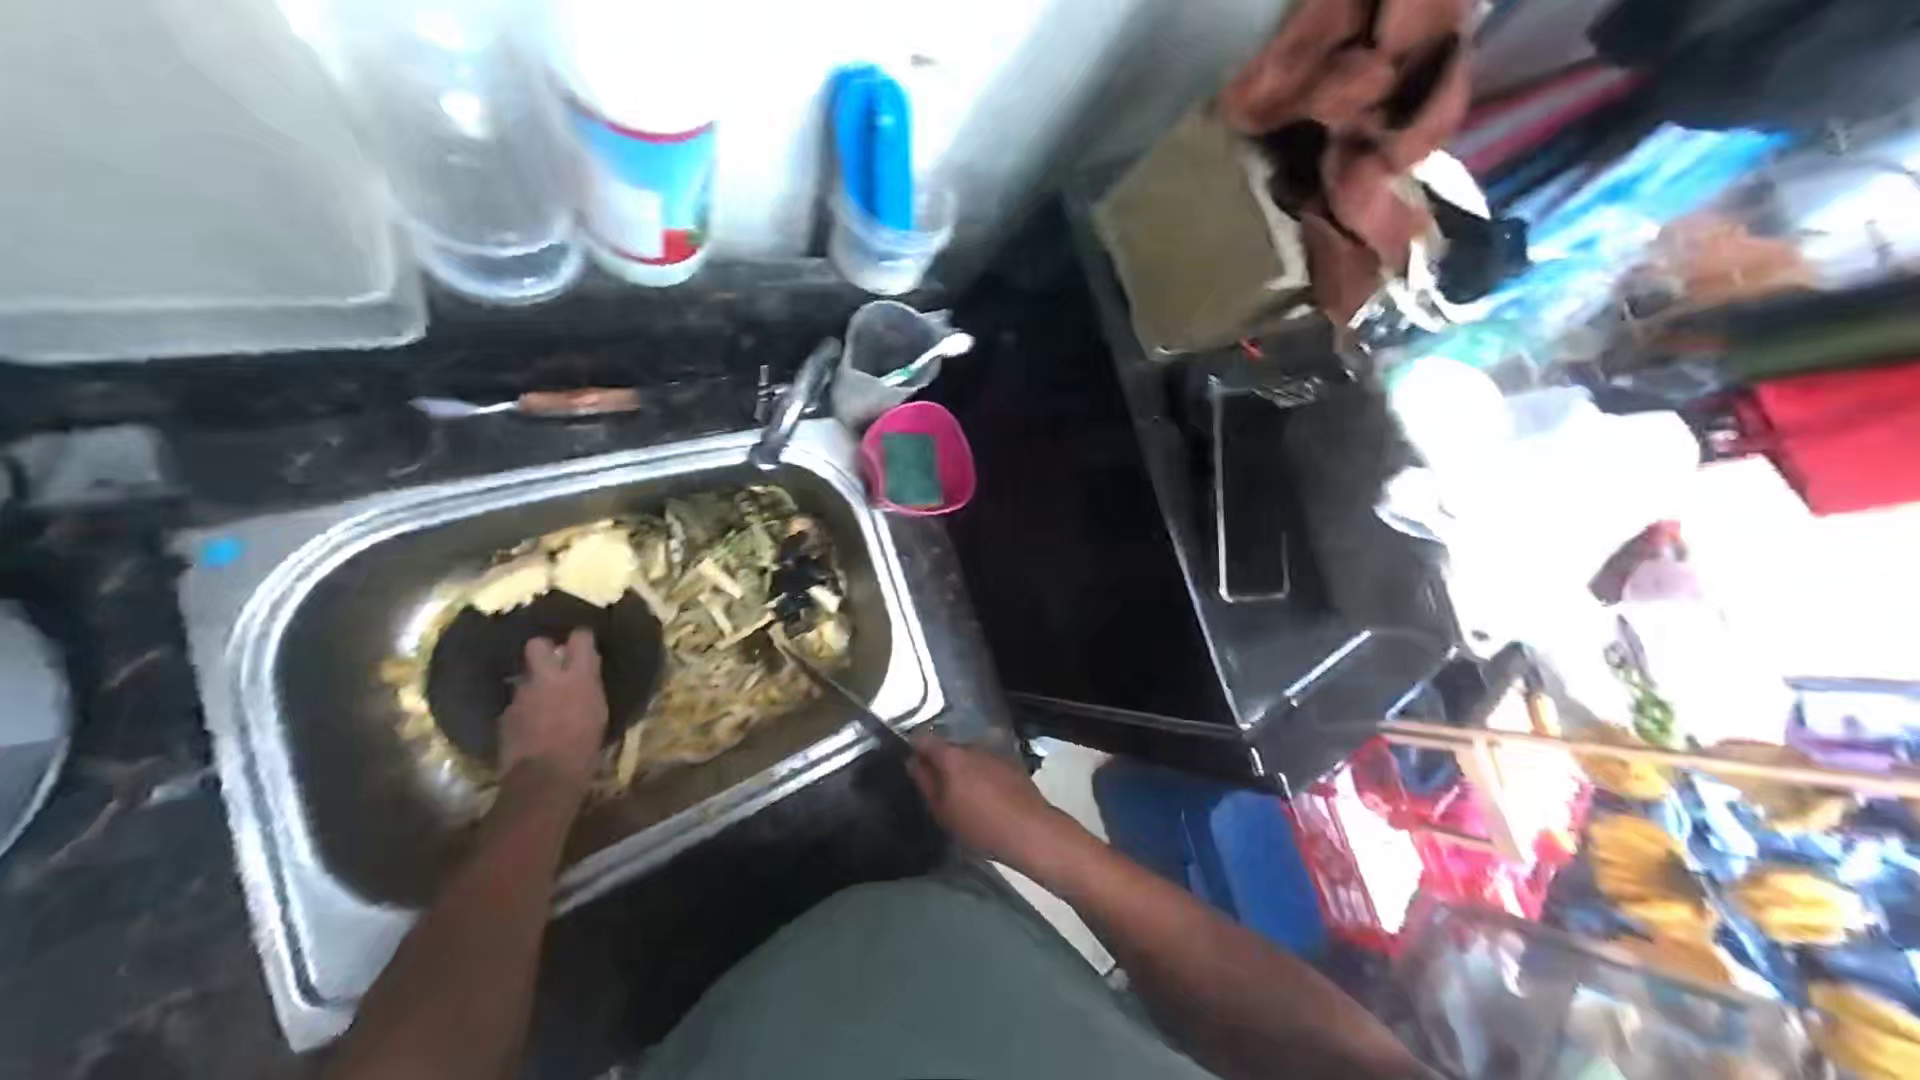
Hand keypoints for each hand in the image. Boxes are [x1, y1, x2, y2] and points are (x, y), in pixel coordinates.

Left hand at [498, 628, 607, 789]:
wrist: (545, 776)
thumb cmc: (585, 745)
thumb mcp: (599, 710)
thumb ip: (589, 685)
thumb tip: (585, 673)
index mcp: (578, 675)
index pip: (579, 637)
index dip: (581, 638)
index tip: (583, 643)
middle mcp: (547, 677)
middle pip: (536, 645)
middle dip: (543, 649)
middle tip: (553, 663)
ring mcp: (521, 695)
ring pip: (525, 678)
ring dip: (534, 685)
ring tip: (544, 704)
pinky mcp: (505, 715)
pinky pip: (516, 704)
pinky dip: (524, 711)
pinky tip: (531, 726)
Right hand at [907, 734, 1091, 875]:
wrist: (1030, 830)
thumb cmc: (979, 825)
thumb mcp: (942, 810)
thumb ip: (925, 782)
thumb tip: (913, 762)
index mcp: (952, 756)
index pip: (924, 739)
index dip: (915, 748)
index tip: (913, 765)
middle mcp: (973, 747)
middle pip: (948, 748)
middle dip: (941, 762)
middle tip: (938, 788)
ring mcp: (994, 754)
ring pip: (969, 757)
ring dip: (963, 770)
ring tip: (963, 796)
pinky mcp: (1011, 764)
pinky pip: (987, 765)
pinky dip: (981, 775)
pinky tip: (986, 798)